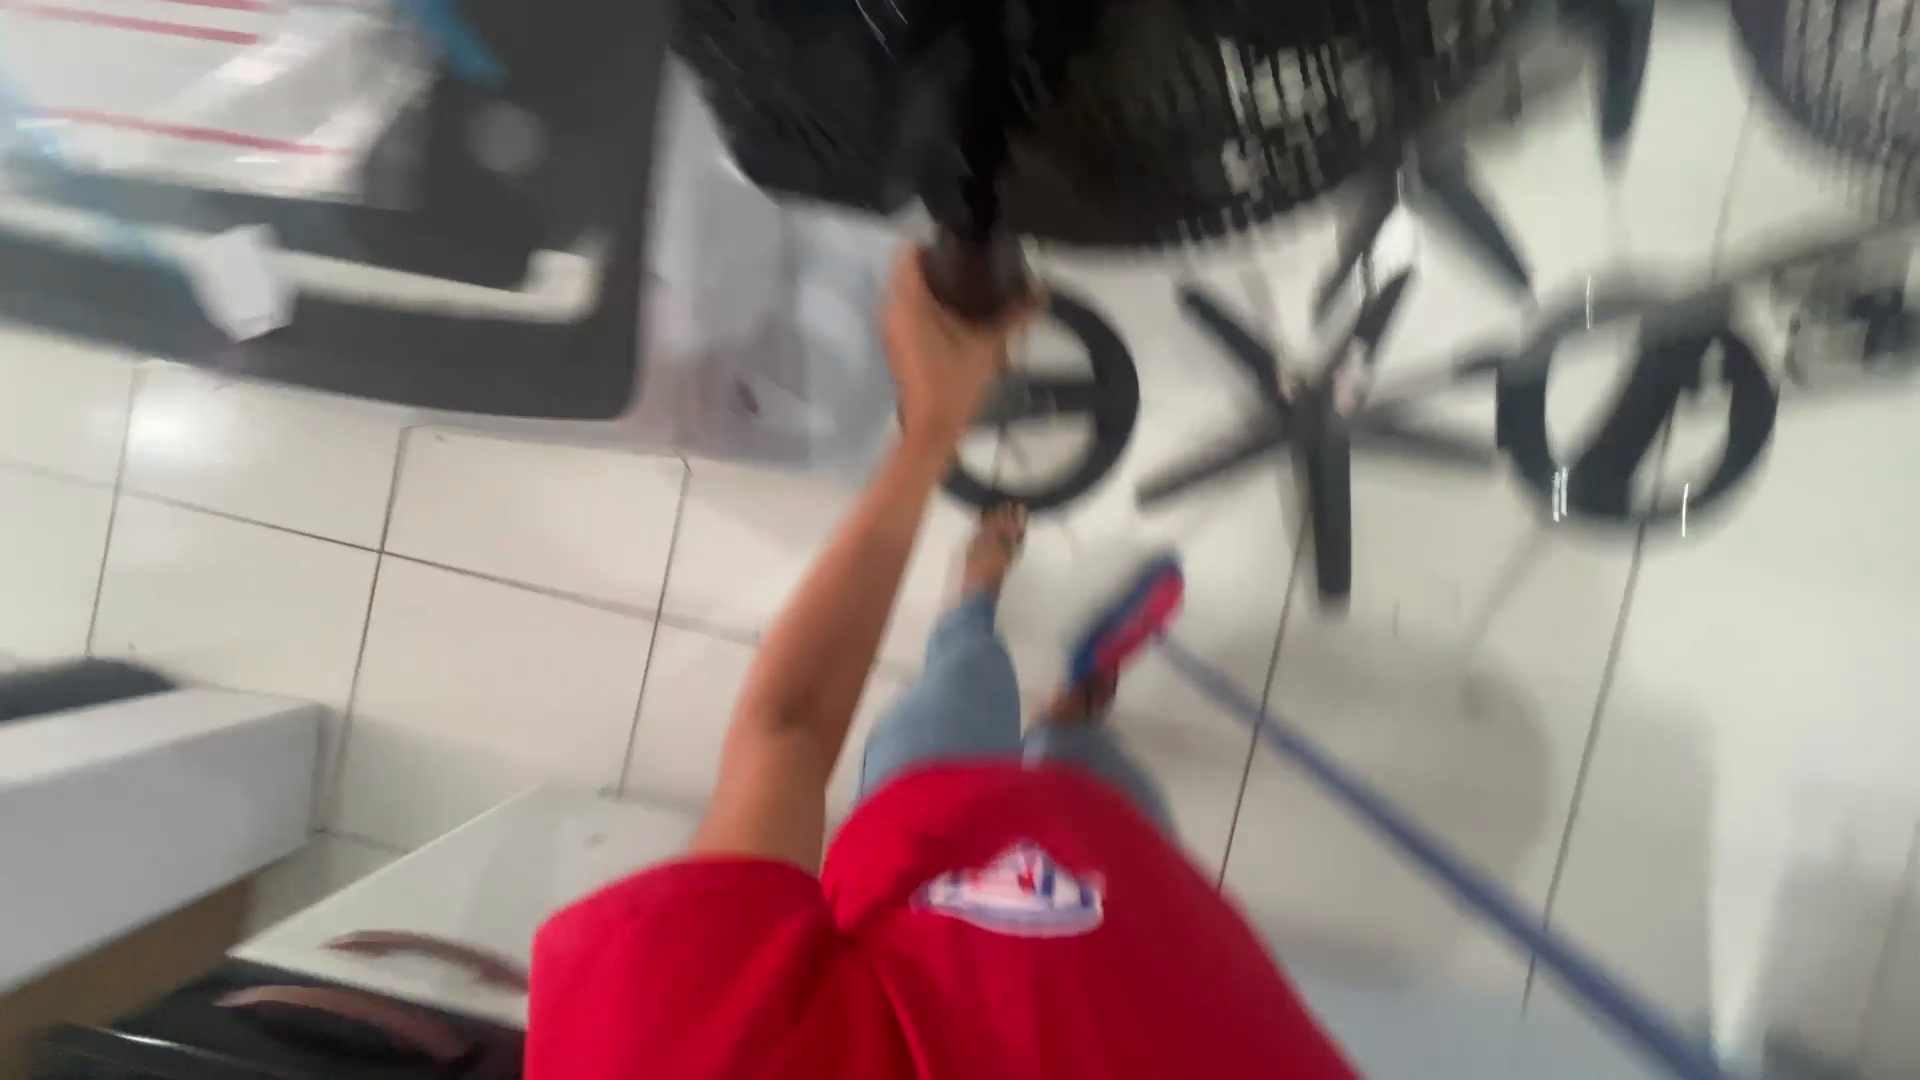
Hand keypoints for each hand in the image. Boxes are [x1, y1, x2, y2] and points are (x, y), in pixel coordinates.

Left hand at [881, 249, 1035, 456]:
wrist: (931, 428)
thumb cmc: (954, 385)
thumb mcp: (987, 347)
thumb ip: (1012, 317)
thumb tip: (1040, 294)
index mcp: (908, 302)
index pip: (909, 252)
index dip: (933, 242)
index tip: (962, 245)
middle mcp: (891, 308)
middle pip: (908, 268)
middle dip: (937, 263)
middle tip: (971, 265)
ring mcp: (890, 326)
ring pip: (906, 289)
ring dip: (932, 285)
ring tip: (967, 285)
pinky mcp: (895, 341)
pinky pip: (906, 308)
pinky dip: (925, 304)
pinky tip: (954, 311)